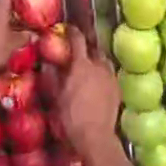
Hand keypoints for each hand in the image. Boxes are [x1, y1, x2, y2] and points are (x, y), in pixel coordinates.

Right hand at [56, 32, 122, 161]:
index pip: (78, 40)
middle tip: (77, 50)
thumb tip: (48, 63)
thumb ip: (53, 77)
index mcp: (82, 65)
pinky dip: (102, 73)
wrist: (95, 138)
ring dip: (96, 60)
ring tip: (88, 66)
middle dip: (86, 47)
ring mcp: (111, 78)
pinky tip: (97, 82)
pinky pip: (110, 75)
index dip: (73, 31)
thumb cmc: (71, 117)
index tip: (68, 28)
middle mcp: (99, 67)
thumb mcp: (56, 96)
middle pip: (95, 49)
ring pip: (104, 62)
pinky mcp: (117, 90)